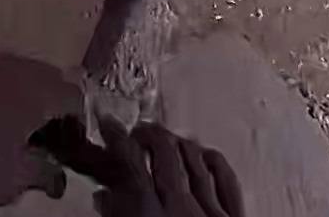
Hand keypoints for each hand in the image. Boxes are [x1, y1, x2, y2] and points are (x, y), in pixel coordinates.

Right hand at [93, 119, 243, 216]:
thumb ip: (117, 215)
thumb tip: (103, 195)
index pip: (130, 161)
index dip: (115, 135)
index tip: (106, 121)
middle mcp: (182, 208)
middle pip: (162, 150)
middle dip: (146, 133)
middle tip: (135, 131)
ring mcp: (213, 214)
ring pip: (191, 157)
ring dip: (174, 141)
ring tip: (162, 137)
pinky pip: (226, 178)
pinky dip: (211, 160)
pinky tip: (201, 154)